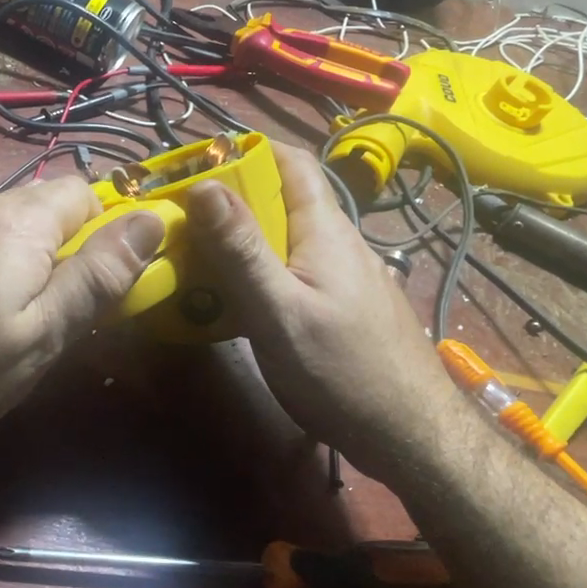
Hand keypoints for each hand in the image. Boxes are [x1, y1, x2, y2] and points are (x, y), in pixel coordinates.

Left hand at [0, 176, 165, 442]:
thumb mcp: (44, 335)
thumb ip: (98, 276)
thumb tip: (151, 221)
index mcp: (14, 222)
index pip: (84, 191)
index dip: (105, 231)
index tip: (102, 279)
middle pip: (46, 203)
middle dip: (68, 244)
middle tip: (63, 306)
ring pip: (11, 219)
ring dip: (31, 252)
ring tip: (20, 311)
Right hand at [186, 143, 455, 478]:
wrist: (410, 437)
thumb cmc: (341, 371)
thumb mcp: (279, 311)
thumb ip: (241, 250)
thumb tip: (202, 185)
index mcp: (325, 230)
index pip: (291, 161)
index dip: (245, 150)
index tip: (194, 163)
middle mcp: (337, 243)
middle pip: (281, 201)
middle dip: (229, 201)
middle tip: (176, 219)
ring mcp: (342, 277)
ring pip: (284, 240)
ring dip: (239, 240)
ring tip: (190, 259)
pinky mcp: (341, 307)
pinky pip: (292, 272)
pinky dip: (256, 272)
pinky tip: (233, 301)